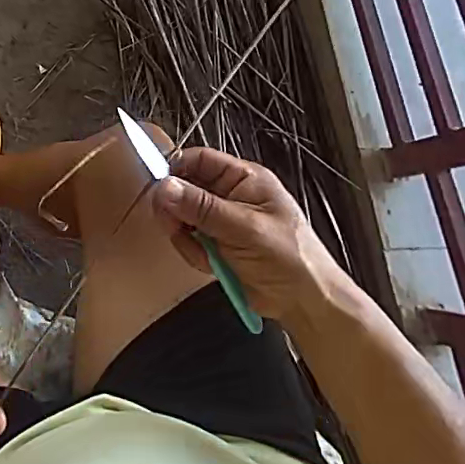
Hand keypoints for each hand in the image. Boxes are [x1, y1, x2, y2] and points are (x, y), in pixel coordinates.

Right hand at [151, 146, 346, 318]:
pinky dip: (192, 253)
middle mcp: (229, 194)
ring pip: (180, 217)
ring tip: (206, 253)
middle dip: (177, 211)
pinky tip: (211, 264)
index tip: (159, 191)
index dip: (175, 171)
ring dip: (186, 237)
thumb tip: (165, 187)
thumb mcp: (244, 228)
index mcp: (243, 178)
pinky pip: (187, 240)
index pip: (198, 160)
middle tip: (176, 228)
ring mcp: (220, 220)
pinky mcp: (214, 243)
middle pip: (183, 189)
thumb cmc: (290, 258)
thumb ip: (202, 208)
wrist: (305, 303)